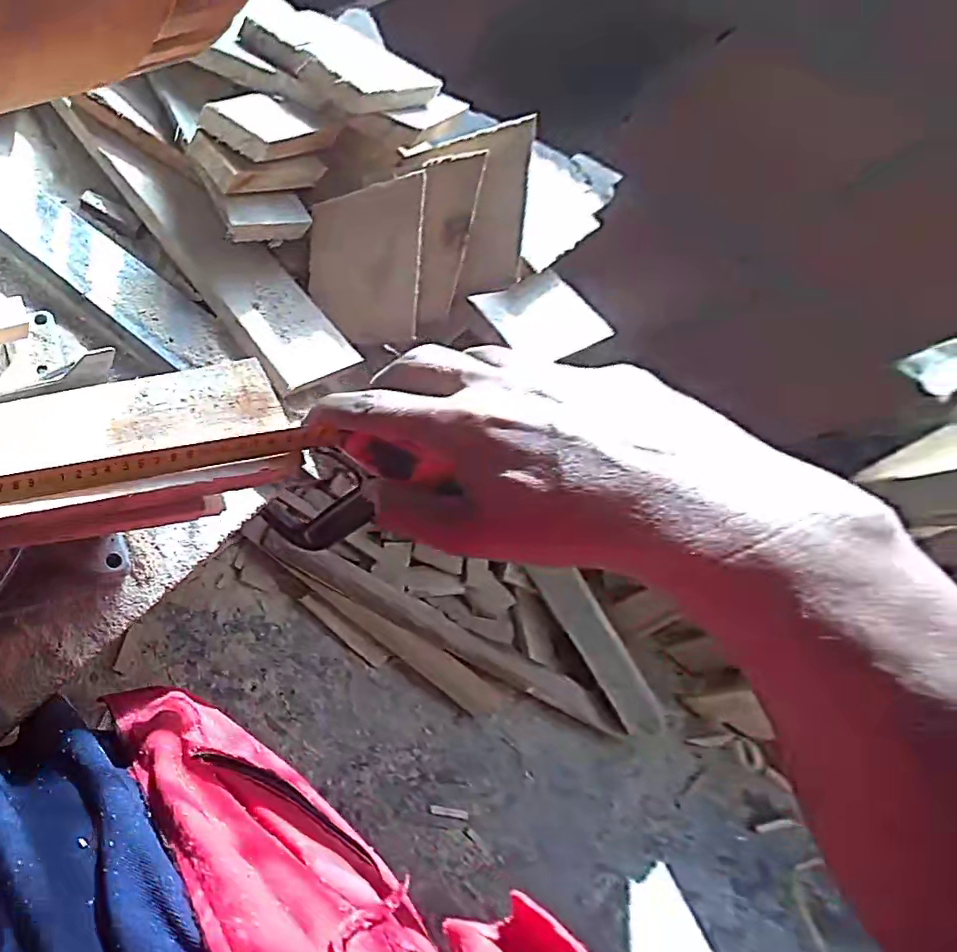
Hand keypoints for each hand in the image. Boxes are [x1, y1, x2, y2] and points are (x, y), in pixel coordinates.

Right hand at [308, 345, 888, 579]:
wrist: (693, 505)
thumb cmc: (584, 524)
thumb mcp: (472, 537)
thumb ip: (407, 514)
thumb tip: (376, 497)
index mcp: (458, 427)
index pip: (368, 407)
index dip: (329, 415)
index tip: (315, 425)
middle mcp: (495, 386)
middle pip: (409, 367)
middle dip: (379, 396)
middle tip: (382, 435)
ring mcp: (545, 372)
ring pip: (464, 356)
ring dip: (433, 385)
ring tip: (443, 427)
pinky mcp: (590, 373)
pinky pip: (523, 365)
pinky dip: (493, 387)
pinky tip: (511, 424)